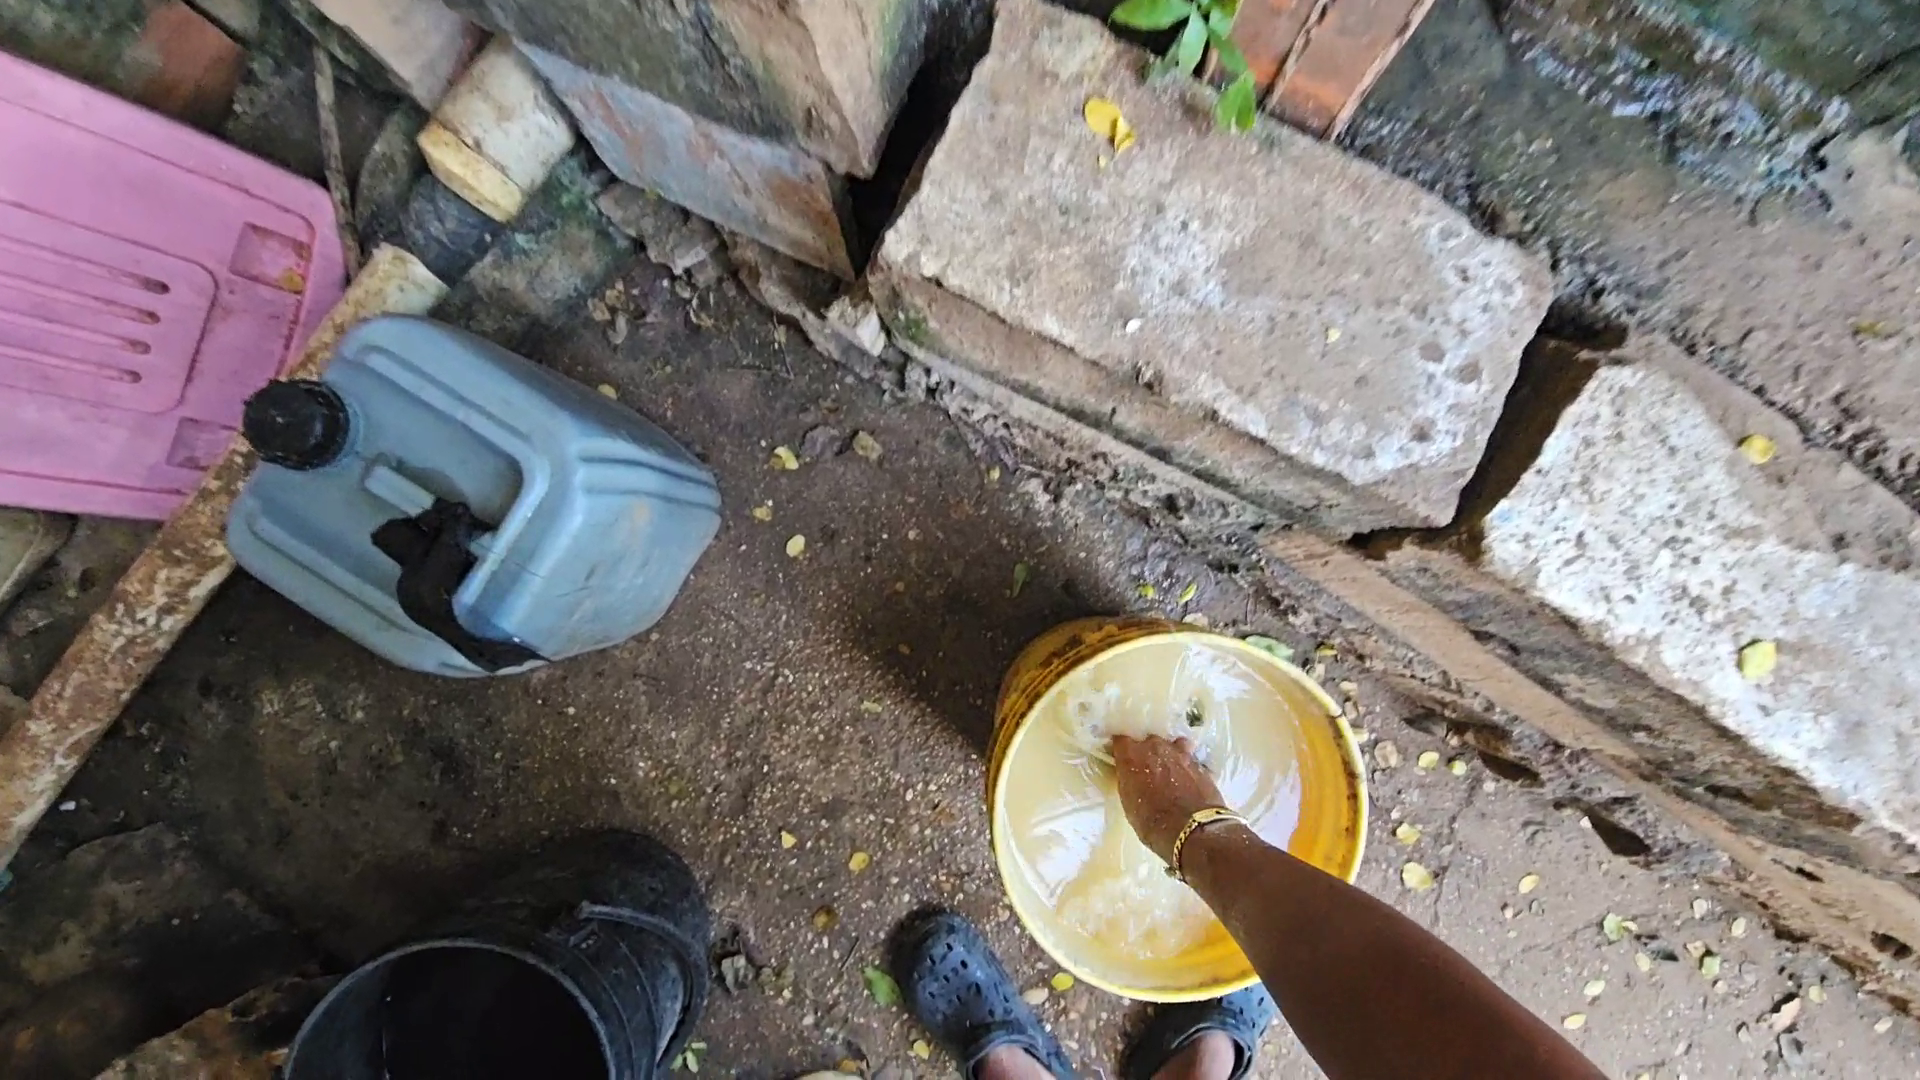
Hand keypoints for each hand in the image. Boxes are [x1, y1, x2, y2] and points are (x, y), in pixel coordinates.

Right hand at [1110, 735, 1229, 861]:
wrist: (1193, 830)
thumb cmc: (1152, 822)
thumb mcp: (1129, 803)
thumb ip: (1129, 781)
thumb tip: (1130, 777)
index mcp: (1131, 755)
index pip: (1120, 741)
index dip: (1121, 750)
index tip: (1121, 758)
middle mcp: (1154, 747)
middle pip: (1147, 741)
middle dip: (1146, 752)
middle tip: (1146, 769)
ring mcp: (1179, 753)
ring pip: (1171, 745)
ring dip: (1169, 755)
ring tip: (1170, 770)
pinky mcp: (1199, 764)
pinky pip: (1189, 758)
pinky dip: (1186, 766)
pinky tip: (1188, 778)